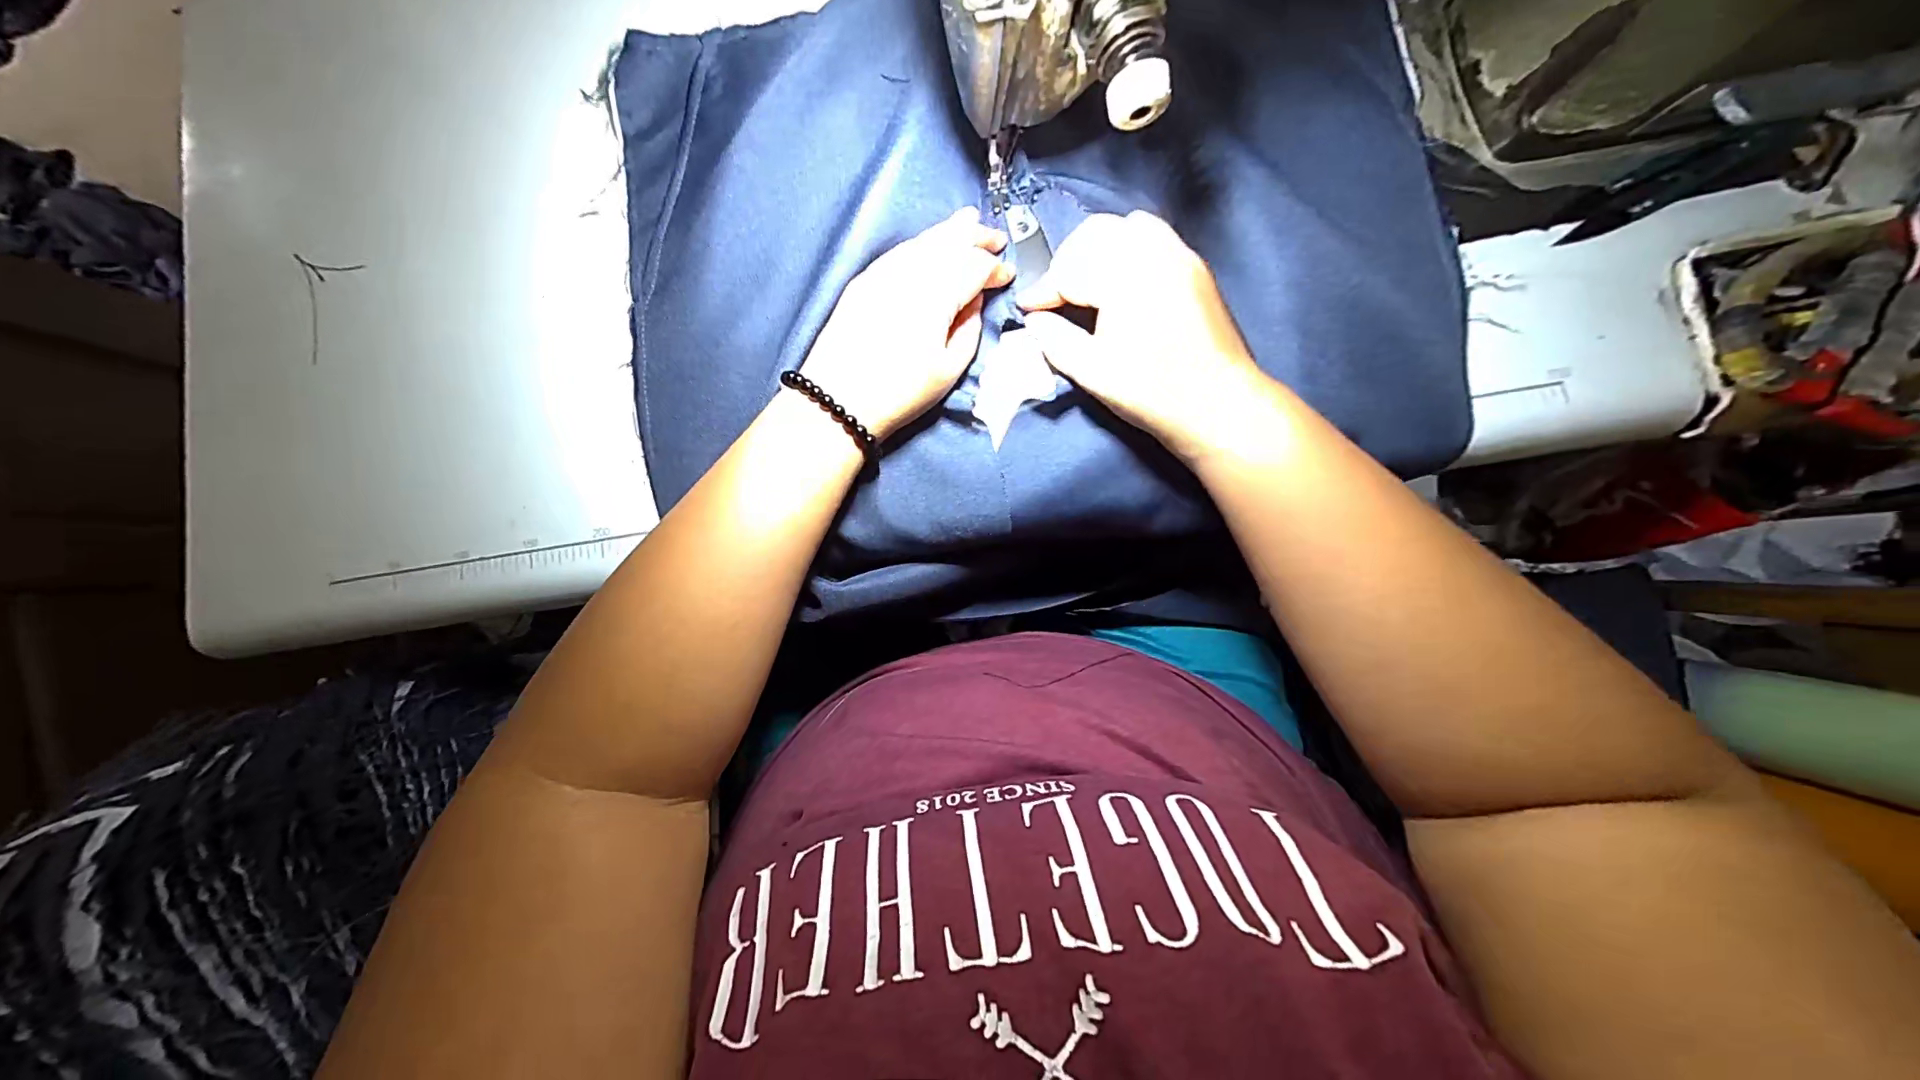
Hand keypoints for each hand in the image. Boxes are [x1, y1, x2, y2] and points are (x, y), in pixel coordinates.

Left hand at [797, 207, 1011, 440]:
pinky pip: (900, 250)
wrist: (837, 399)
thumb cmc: (897, 393)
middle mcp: (909, 276)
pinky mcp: (863, 282)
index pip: (973, 266)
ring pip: (923, 241)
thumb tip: (974, 303)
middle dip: (975, 236)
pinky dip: (921, 243)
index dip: (994, 268)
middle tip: (994, 238)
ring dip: (948, 233)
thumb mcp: (948, 370)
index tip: (1006, 275)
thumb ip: (969, 330)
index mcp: (936, 297)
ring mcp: (882, 274)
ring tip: (966, 224)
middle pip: (948, 242)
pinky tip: (928, 246)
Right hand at [1018, 210, 1274, 462]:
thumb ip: (1054, 340)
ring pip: (1128, 228)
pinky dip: (1130, 250)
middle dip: (1068, 261)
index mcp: (1123, 274)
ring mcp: (1180, 256)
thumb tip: (1035, 322)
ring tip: (1087, 284)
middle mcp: (1153, 252)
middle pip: (1096, 234)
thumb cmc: (1152, 391)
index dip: (1043, 289)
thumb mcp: (1091, 371)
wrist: (1218, 404)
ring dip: (1099, 249)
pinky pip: (1156, 238)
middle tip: (1055, 295)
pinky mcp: (1196, 269)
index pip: (1070, 268)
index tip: (1029, 309)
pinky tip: (1123, 284)